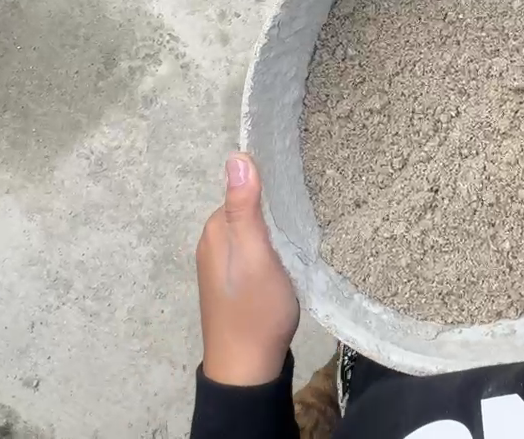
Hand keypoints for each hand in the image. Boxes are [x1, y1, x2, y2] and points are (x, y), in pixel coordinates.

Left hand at [196, 153, 299, 385]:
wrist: (248, 368)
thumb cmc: (255, 307)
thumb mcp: (256, 252)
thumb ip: (244, 206)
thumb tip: (236, 155)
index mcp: (216, 228)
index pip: (245, 187)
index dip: (272, 183)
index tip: (302, 181)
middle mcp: (213, 240)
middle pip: (248, 205)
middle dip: (275, 201)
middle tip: (310, 202)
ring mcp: (222, 262)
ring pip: (253, 226)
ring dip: (275, 223)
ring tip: (305, 222)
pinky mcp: (234, 279)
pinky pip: (254, 245)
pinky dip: (272, 241)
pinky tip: (291, 247)